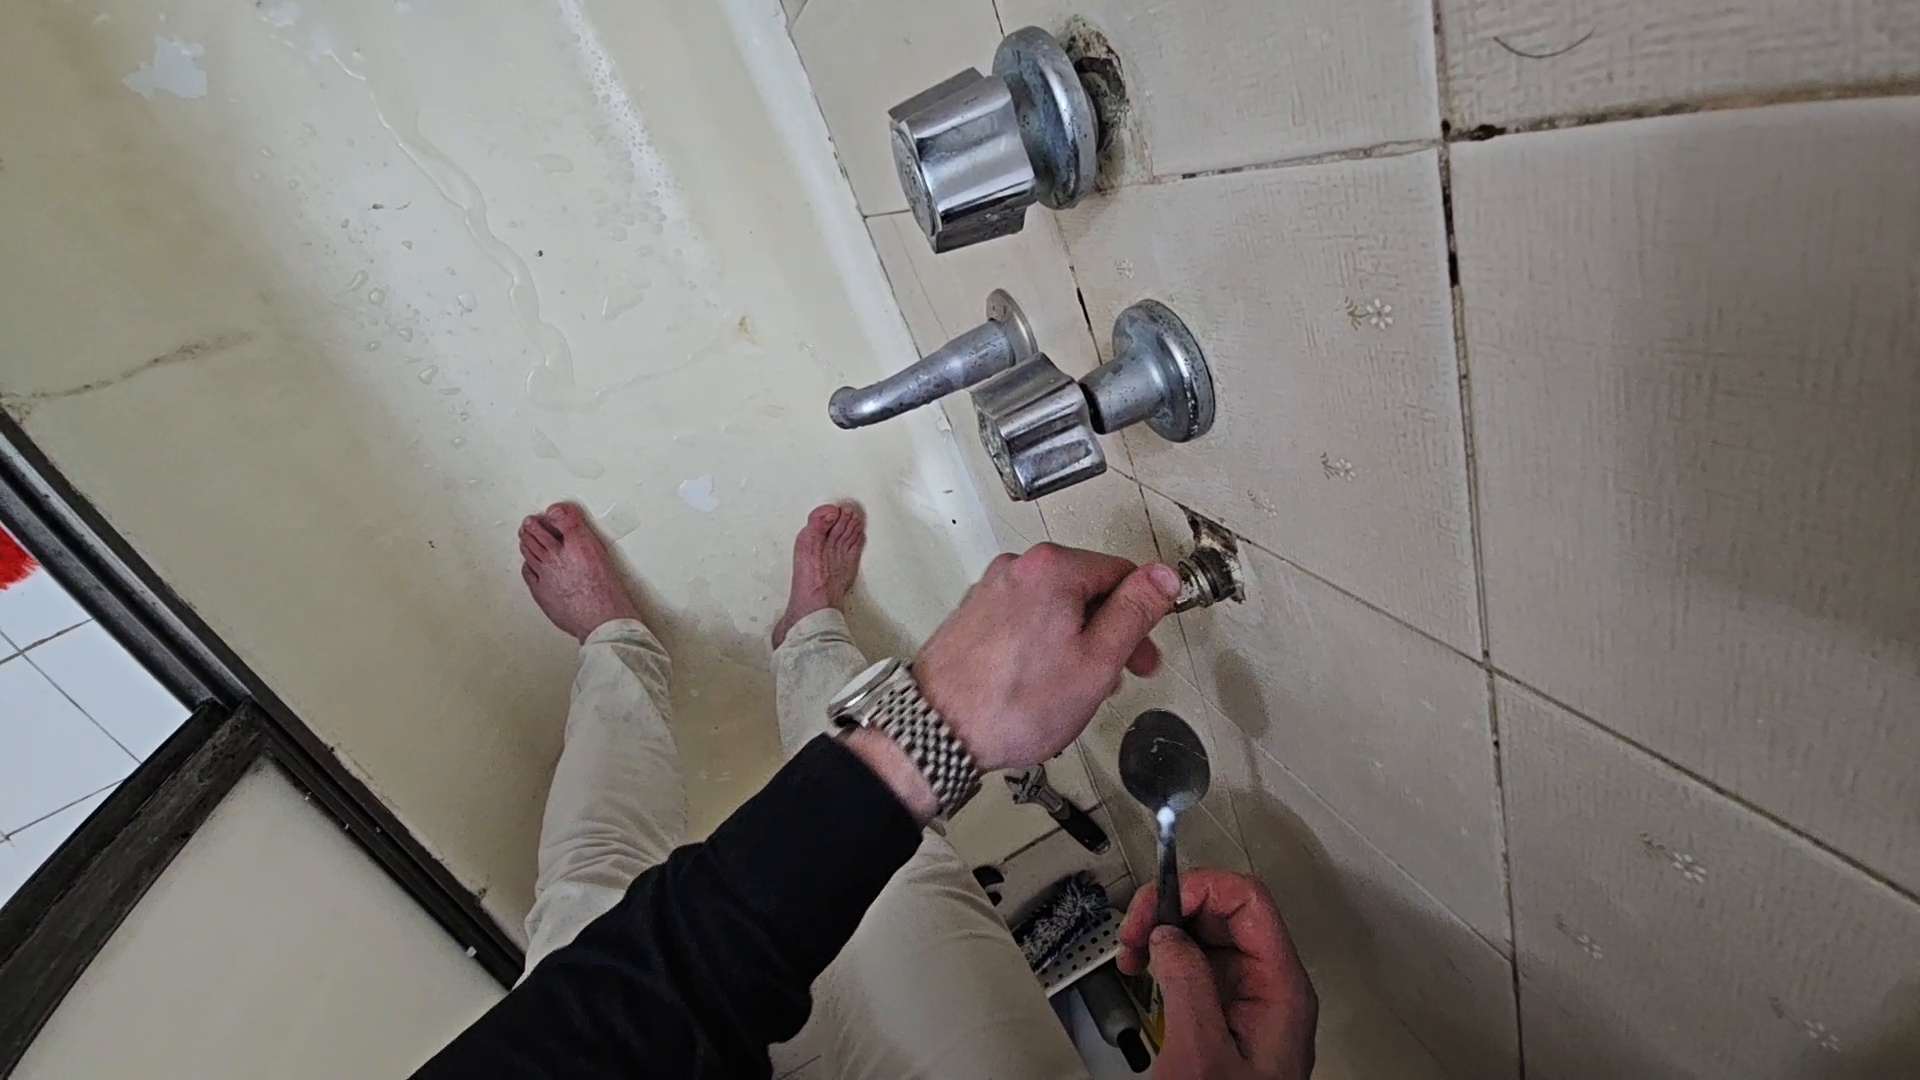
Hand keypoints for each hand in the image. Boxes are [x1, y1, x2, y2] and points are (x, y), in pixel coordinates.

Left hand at [912, 543, 1180, 771]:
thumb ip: (1135, 611)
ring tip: (1076, 685)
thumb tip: (1162, 577)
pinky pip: (1026, 619)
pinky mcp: (975, 614)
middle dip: (1109, 630)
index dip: (1143, 612)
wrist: (938, 729)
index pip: (1121, 572)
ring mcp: (992, 590)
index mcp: (1051, 568)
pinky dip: (1043, 644)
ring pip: (1056, 606)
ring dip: (1077, 640)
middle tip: (1121, 670)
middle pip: (1086, 587)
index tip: (1146, 642)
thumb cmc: (1010, 704)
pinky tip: (1043, 681)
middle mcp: (1017, 568)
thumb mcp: (1097, 661)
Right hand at [1118, 869, 1316, 1079]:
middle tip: (1136, 929)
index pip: (1248, 901)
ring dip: (1161, 926)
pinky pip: (1191, 952)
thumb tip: (1169, 932)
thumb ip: (1187, 984)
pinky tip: (1141, 963)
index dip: (1202, 889)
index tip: (1160, 905)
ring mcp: (1242, 991)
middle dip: (1171, 907)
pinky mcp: (1218, 1002)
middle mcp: (1265, 982)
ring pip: (1203, 925)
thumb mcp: (1202, 1056)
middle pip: (1222, 906)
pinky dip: (1160, 948)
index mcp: (1279, 989)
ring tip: (1132, 948)